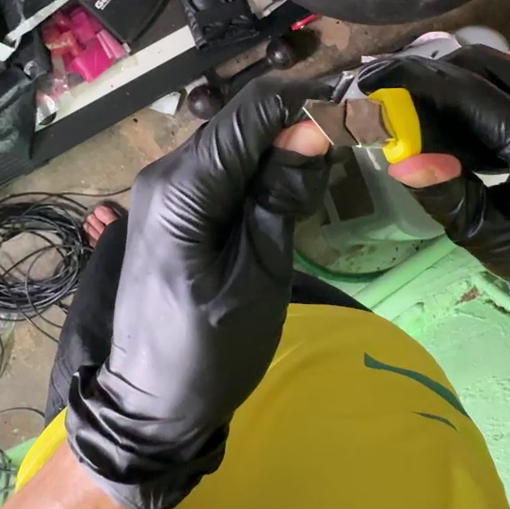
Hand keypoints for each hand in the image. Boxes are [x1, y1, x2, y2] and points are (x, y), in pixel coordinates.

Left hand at [66, 77, 329, 508]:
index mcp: (182, 188)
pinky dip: (257, 174)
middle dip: (296, 127)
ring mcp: (161, 189)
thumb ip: (281, 194)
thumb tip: (312, 126)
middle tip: (344, 160)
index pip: (251, 112)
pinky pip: (220, 170)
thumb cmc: (210, 353)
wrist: (149, 405)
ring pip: (233, 144)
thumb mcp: (260, 276)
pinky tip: (280, 201)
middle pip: (241, 122)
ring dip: (279, 152)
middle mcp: (164, 173)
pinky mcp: (169, 207)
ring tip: (314, 190)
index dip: (308, 103)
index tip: (359, 118)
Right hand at [363, 47, 509, 339]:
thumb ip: (444, 193)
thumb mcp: (483, 236)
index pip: (475, 95)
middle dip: (432, 76)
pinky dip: (477, 90)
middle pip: (484, 66)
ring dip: (453, 81)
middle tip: (393, 99)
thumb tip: (402, 158)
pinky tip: (458, 122)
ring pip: (498, 66)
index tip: (374, 78)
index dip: (420, 80)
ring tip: (423, 115)